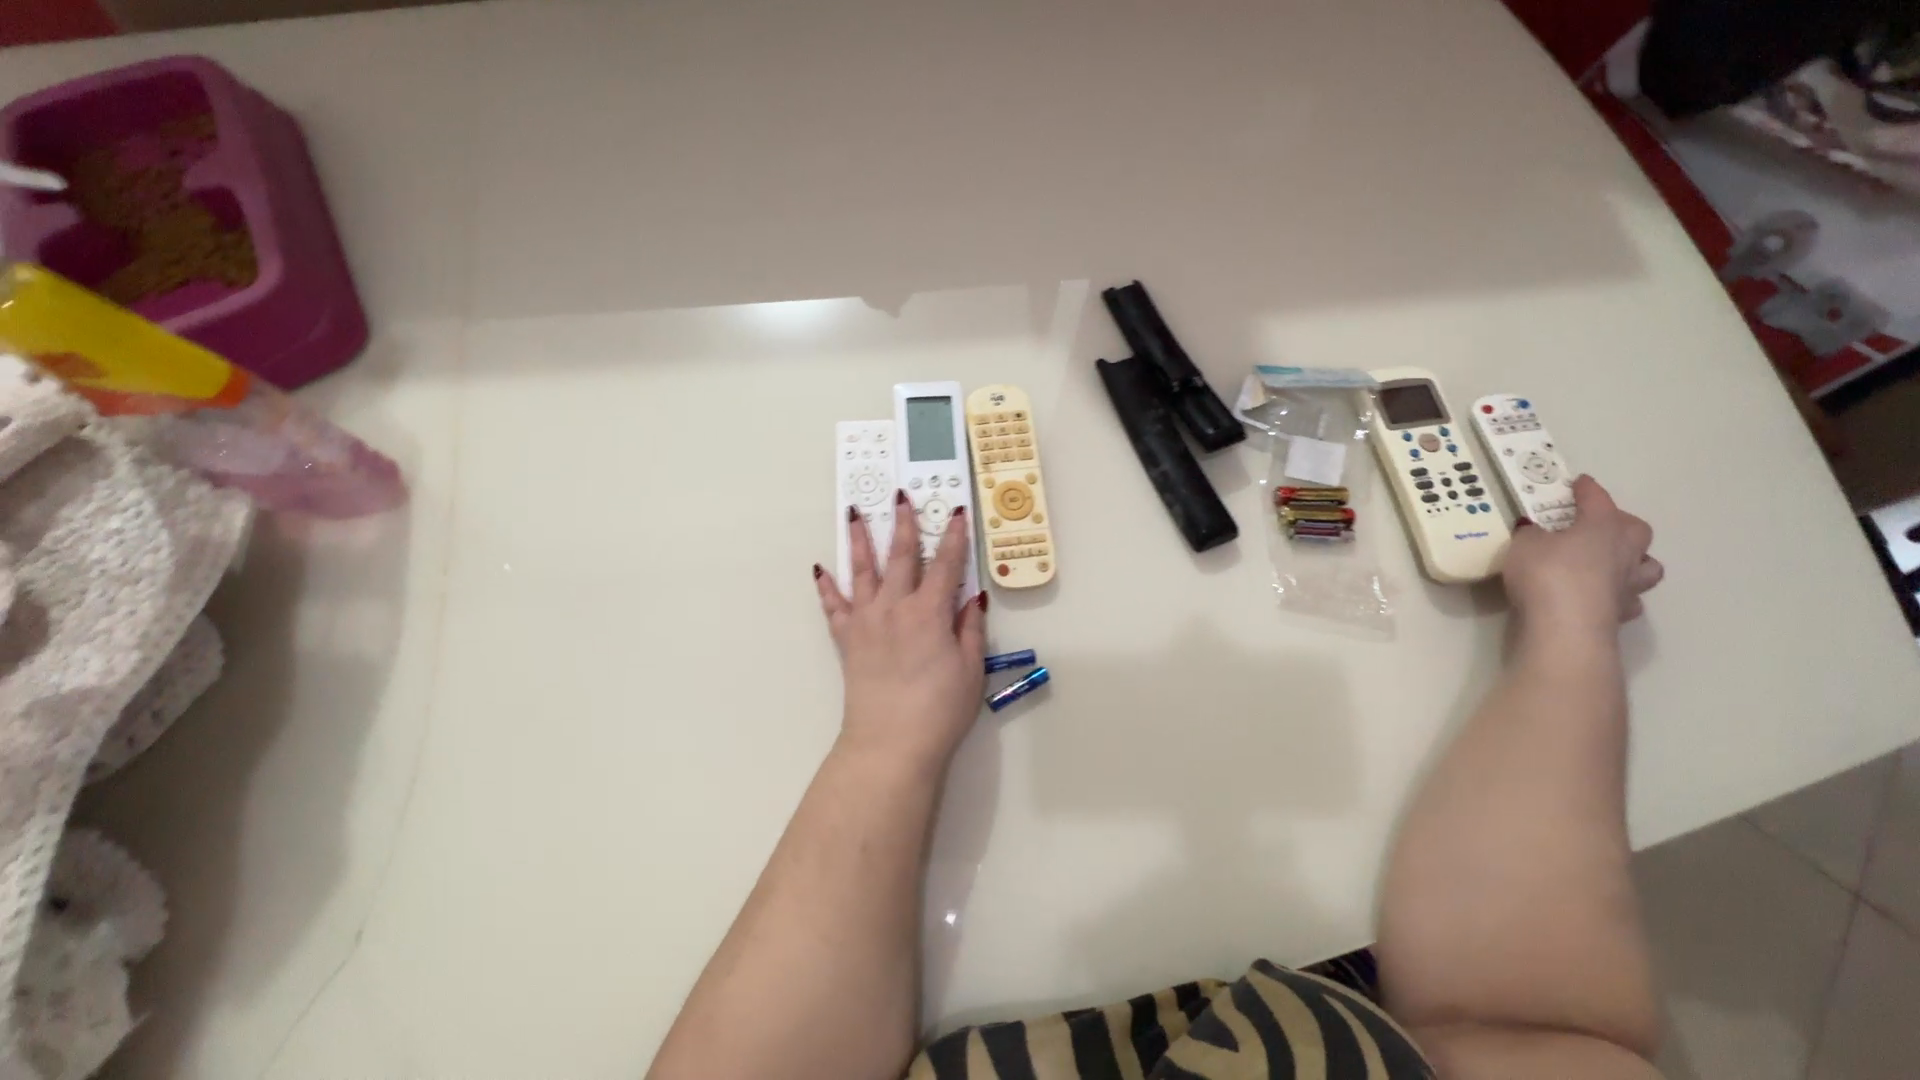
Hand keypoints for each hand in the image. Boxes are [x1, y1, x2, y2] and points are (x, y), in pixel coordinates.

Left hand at [815, 490, 987, 772]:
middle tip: (901, 495)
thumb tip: (971, 598)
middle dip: (903, 523)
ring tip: (854, 513)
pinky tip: (820, 570)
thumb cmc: (939, 710)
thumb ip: (969, 630)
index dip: (954, 537)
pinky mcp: (847, 640)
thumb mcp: (970, 669)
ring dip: (860, 540)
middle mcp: (895, 607)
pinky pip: (834, 607)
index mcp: (930, 612)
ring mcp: (866, 621)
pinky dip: (827, 587)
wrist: (891, 742)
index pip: (946, 565)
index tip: (956, 511)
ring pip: (862, 571)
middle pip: (901, 556)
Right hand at [1502, 476, 1663, 633]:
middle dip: (1622, 522)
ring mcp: (1627, 585)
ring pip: (1648, 566)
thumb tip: (1534, 530)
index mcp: (1601, 528)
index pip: (1598, 500)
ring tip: (1616, 560)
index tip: (1581, 482)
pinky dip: (1620, 594)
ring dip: (1636, 560)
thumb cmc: (1546, 574)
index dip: (1588, 490)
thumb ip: (1532, 534)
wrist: (1564, 625)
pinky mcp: (1621, 613)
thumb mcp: (1524, 544)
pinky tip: (1606, 595)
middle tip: (1601, 523)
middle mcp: (1623, 552)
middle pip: (1636, 530)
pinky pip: (1630, 599)